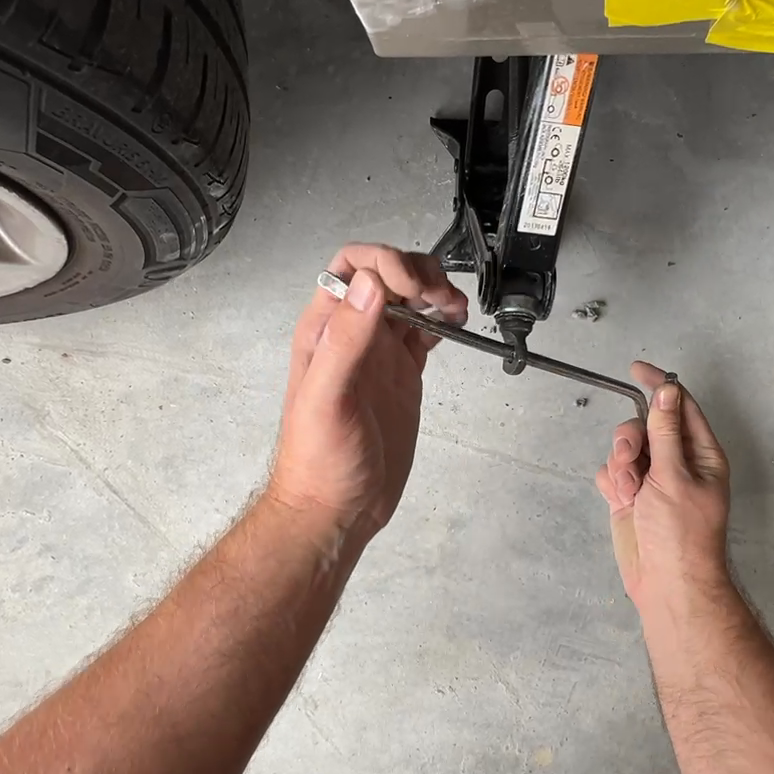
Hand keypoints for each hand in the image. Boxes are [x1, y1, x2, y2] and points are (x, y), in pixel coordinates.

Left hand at [265, 243, 469, 539]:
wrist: (336, 509)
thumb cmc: (319, 463)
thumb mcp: (327, 399)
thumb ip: (345, 340)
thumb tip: (369, 284)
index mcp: (325, 331)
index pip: (353, 268)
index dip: (387, 264)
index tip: (414, 289)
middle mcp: (352, 336)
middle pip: (386, 275)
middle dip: (418, 274)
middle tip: (440, 299)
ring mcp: (378, 355)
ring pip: (408, 300)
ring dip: (434, 293)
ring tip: (454, 308)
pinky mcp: (401, 376)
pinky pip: (422, 333)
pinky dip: (441, 321)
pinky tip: (453, 326)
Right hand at [594, 362, 731, 605]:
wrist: (666, 583)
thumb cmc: (682, 535)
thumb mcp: (674, 476)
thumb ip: (665, 431)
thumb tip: (667, 392)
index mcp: (701, 454)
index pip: (680, 407)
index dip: (660, 386)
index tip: (637, 369)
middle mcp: (677, 463)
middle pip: (644, 426)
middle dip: (630, 439)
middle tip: (630, 459)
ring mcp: (652, 480)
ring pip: (624, 449)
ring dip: (621, 466)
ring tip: (630, 492)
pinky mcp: (630, 496)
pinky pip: (611, 473)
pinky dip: (613, 484)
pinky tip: (623, 502)